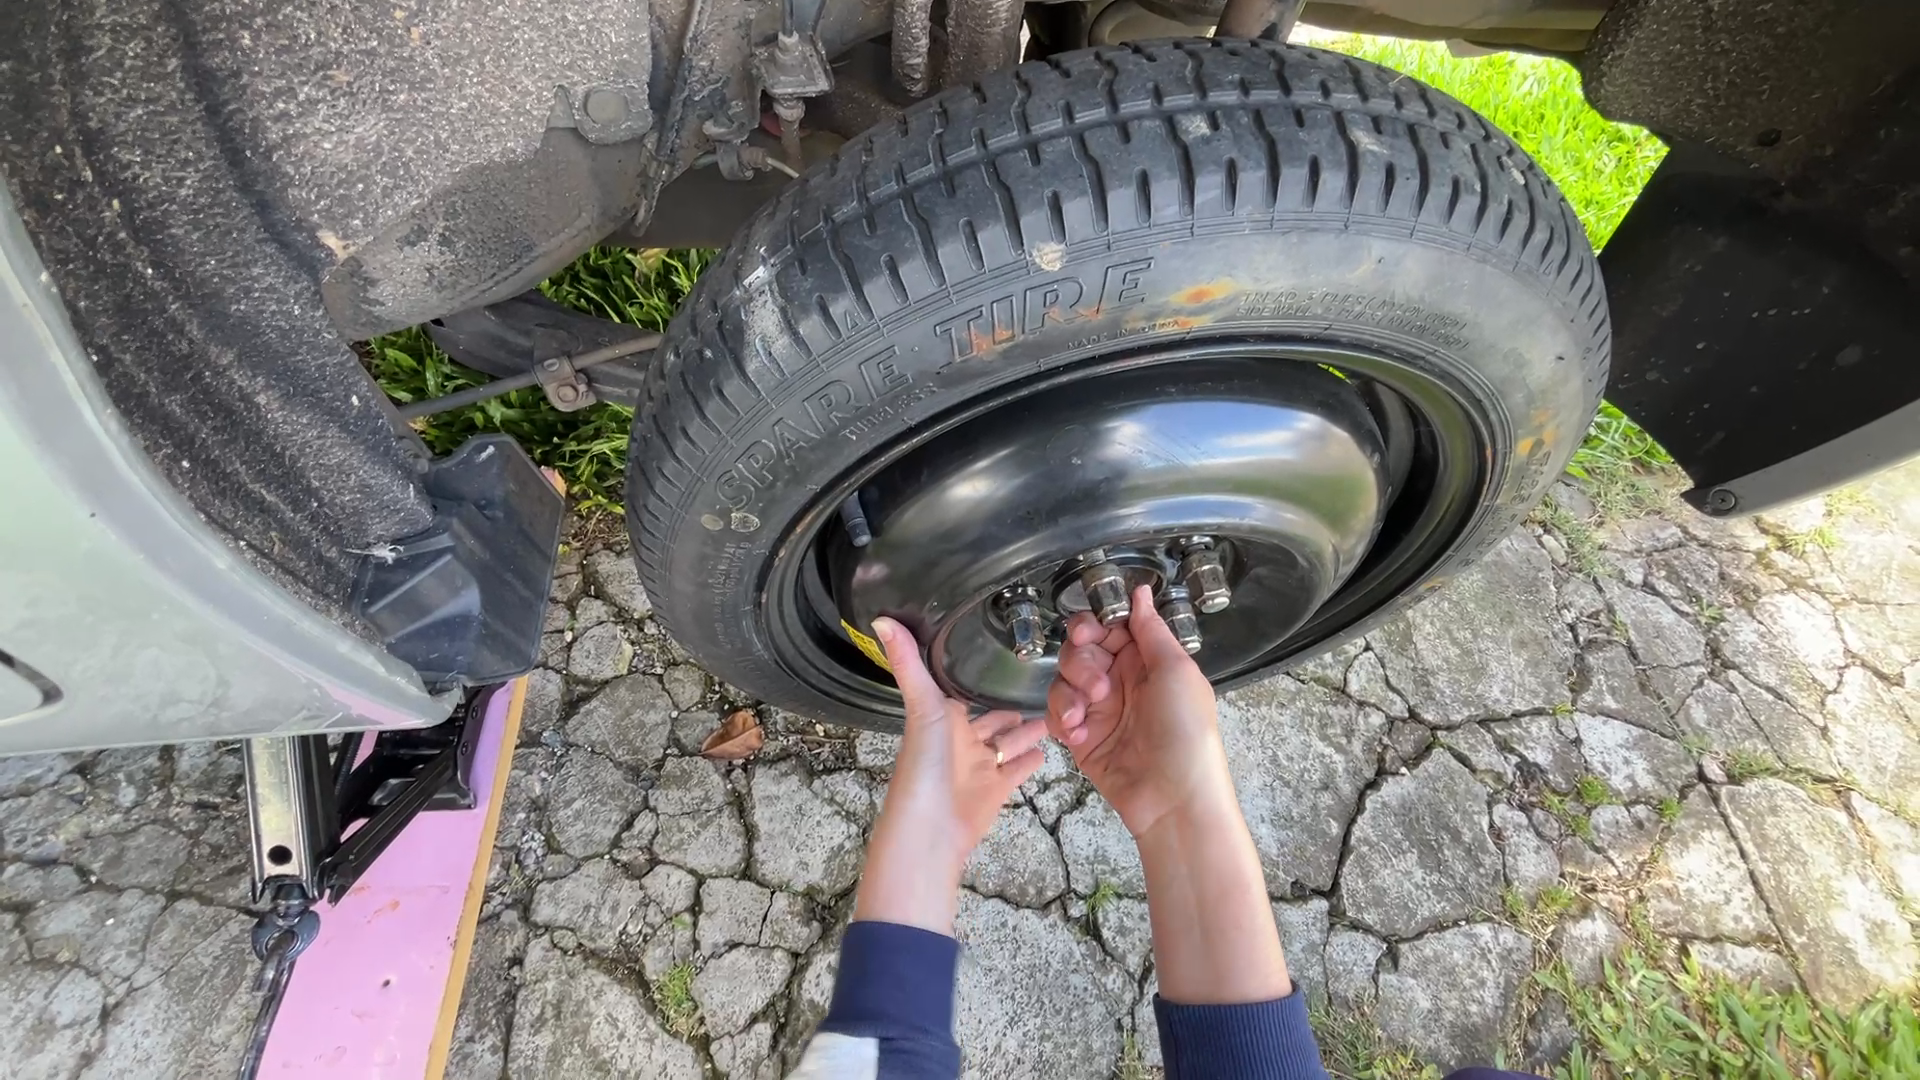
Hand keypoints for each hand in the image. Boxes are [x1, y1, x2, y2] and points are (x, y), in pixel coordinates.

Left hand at [853, 617, 1048, 933]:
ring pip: (1009, 742)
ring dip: (1027, 730)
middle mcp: (961, 740)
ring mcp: (980, 766)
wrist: (930, 830)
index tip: (998, 658)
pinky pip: (1017, 770)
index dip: (979, 678)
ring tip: (1052, 715)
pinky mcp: (997, 790)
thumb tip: (881, 617)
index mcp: (942, 718)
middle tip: (1036, 688)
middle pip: (991, 719)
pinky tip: (1047, 749)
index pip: (963, 693)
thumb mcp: (921, 706)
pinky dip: (1030, 760)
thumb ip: (908, 664)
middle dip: (1009, 707)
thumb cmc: (923, 764)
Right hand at [1046, 585, 1232, 838]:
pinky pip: (1056, 713)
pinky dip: (1062, 719)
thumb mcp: (1176, 671)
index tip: (1087, 634)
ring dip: (1069, 693)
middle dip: (1081, 662)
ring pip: (1063, 679)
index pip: (1108, 627)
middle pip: (1079, 649)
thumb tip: (1140, 591)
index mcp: (1145, 660)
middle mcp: (1119, 680)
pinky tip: (1078, 735)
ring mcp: (1098, 708)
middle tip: (1098, 686)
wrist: (1173, 798)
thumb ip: (1151, 629)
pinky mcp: (1081, 736)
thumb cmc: (1186, 731)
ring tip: (1085, 715)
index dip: (1092, 626)